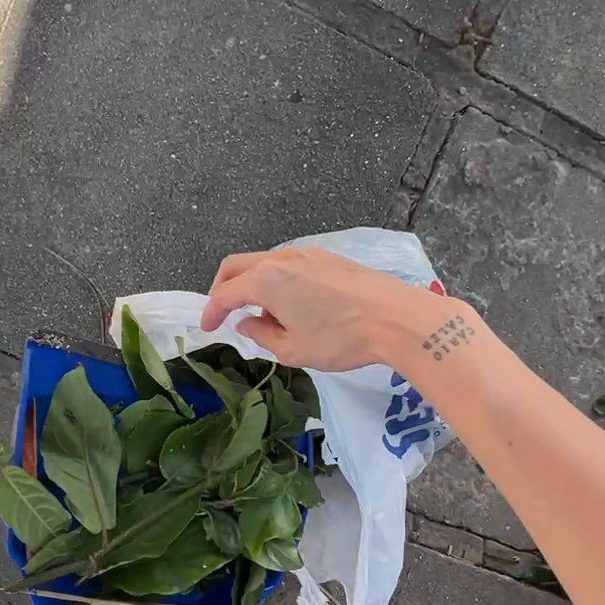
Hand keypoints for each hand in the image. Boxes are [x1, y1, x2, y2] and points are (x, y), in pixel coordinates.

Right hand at [200, 248, 474, 371]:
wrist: (397, 319)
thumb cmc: (340, 339)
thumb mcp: (293, 350)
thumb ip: (262, 335)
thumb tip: (248, 324)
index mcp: (266, 281)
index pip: (225, 293)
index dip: (211, 311)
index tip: (208, 329)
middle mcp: (281, 259)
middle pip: (237, 266)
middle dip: (223, 288)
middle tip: (222, 313)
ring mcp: (307, 254)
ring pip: (264, 263)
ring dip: (252, 285)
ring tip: (262, 316)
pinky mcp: (328, 258)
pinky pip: (289, 265)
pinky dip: (276, 281)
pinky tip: (291, 305)